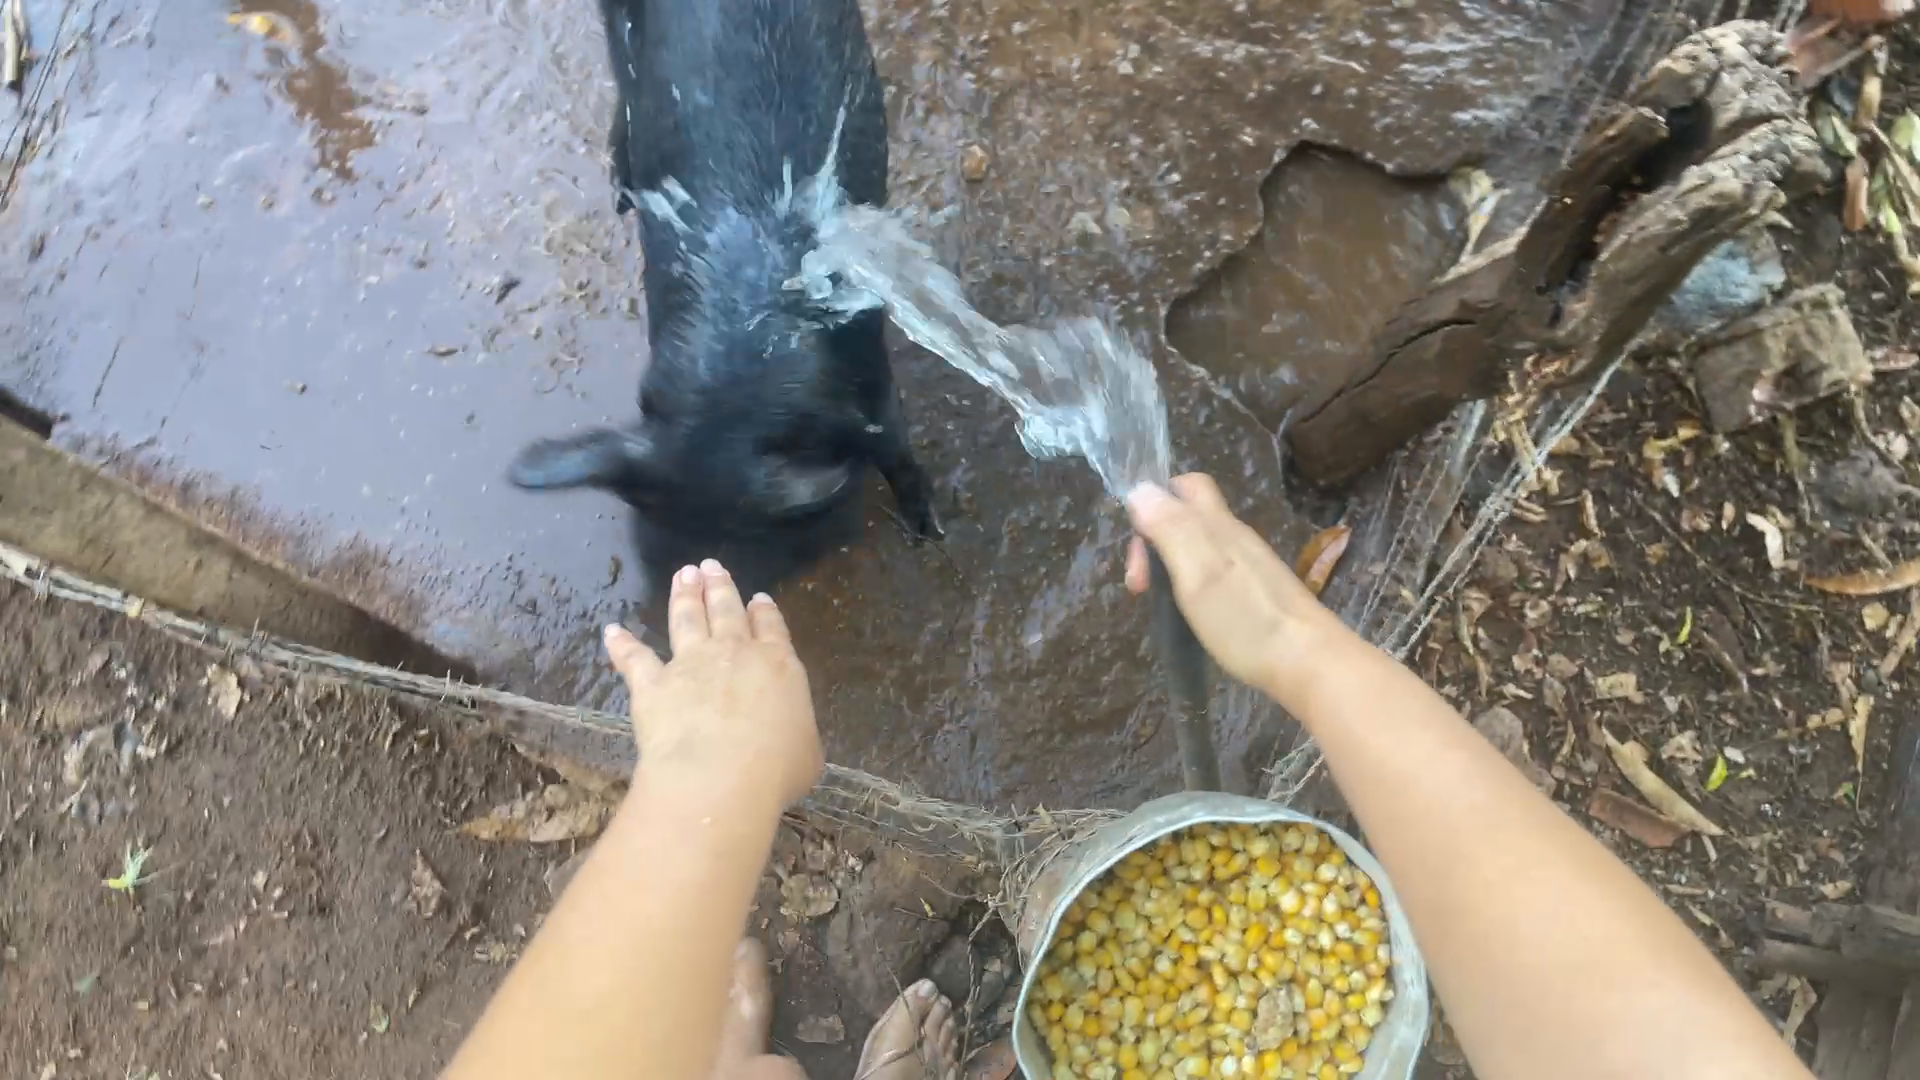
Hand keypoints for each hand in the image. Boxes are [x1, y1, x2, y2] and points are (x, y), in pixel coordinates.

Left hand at [603, 561, 823, 807]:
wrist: (721, 779)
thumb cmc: (777, 769)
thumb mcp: (807, 751)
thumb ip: (797, 732)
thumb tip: (791, 736)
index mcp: (779, 665)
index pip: (771, 627)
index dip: (764, 611)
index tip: (758, 597)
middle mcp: (735, 653)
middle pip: (726, 611)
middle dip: (720, 587)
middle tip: (712, 566)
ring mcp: (691, 664)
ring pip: (686, 620)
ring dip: (684, 596)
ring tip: (684, 574)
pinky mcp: (653, 685)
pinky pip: (634, 659)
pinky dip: (622, 645)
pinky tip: (612, 631)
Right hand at [1124, 474, 1346, 701]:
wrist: (1309, 664)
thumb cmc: (1245, 619)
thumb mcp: (1198, 570)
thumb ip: (1170, 527)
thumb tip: (1139, 488)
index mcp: (1219, 526)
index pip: (1186, 486)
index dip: (1156, 501)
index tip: (1140, 542)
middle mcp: (1235, 538)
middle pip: (1187, 517)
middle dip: (1154, 540)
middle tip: (1140, 584)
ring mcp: (1248, 565)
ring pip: (1198, 546)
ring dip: (1168, 565)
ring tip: (1157, 602)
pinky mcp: (1255, 592)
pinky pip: (1212, 571)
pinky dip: (1189, 583)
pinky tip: (1188, 612)